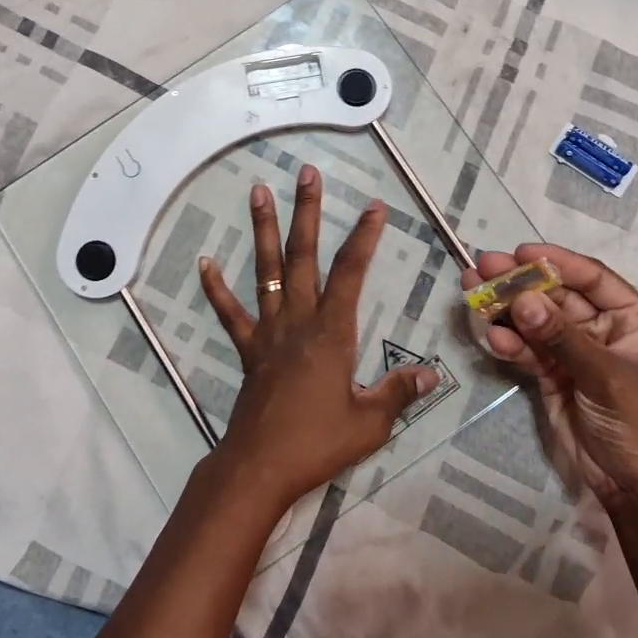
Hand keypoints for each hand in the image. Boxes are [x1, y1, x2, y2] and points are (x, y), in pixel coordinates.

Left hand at [197, 165, 439, 508]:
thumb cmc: (318, 442)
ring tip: (258, 191)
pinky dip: (216, 288)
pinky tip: (205, 261)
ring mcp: (269, 330)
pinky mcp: (249, 349)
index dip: (364, 236)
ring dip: (263, 229)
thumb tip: (432, 372)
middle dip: (307, 211)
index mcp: (331, 330)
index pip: (352, 271)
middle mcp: (298, 318)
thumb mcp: (371, 421)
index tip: (375, 206)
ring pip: (266, 269)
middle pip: (303, 254)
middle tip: (306, 172)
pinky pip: (230, 312)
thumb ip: (399, 391)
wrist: (261, 465)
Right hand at [466, 245, 637, 504]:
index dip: (556, 262)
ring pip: (536, 320)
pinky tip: (492, 337)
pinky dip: (510, 343)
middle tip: (482, 267)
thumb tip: (521, 299)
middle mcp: (605, 329)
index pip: (592, 277)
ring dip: (506, 308)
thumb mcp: (607, 376)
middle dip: (521, 282)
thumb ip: (561, 336)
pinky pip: (528, 350)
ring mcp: (576, 352)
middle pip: (557, 295)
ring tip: (472, 292)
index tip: (518, 253)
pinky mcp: (554, 376)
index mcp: (634, 319)